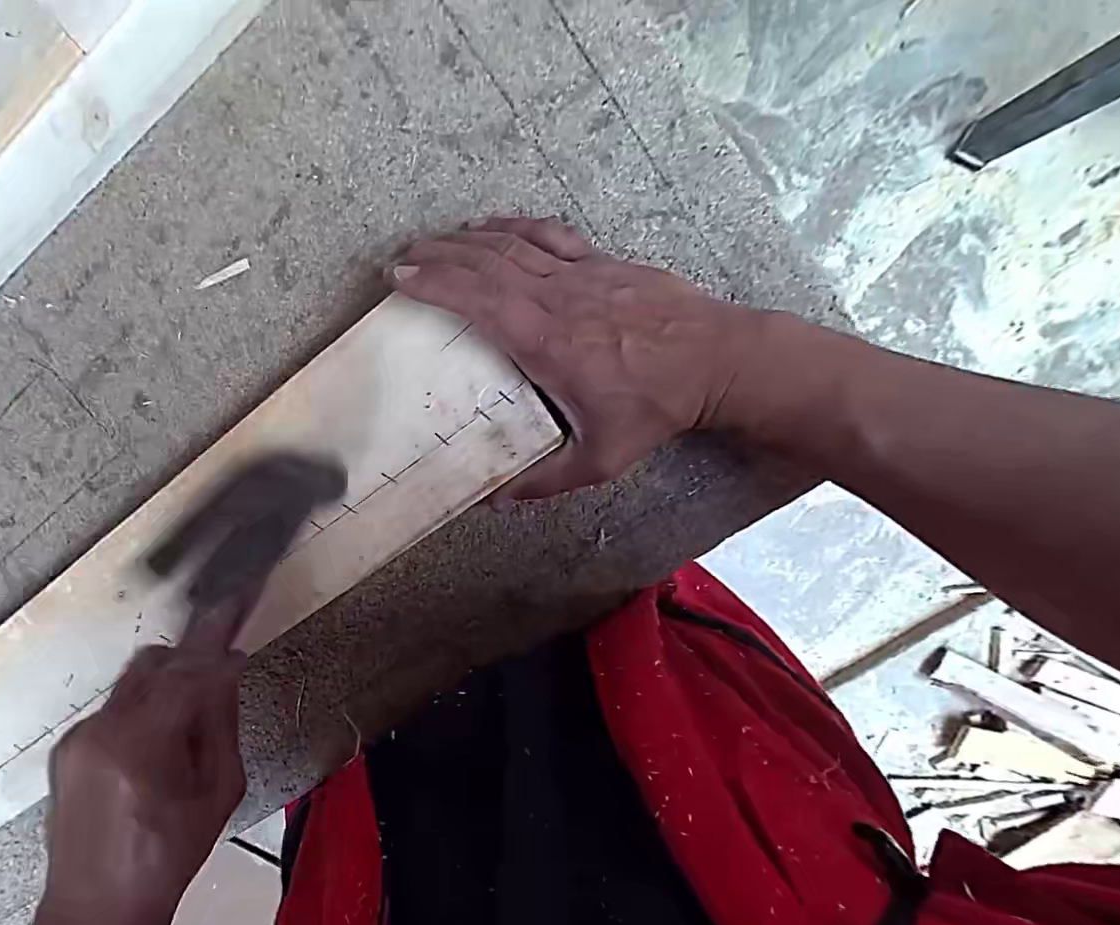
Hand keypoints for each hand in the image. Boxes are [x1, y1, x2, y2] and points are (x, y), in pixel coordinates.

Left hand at [42, 612, 247, 917]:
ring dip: (168, 682)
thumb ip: (221, 721)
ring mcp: (78, 737)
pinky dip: (145, 707)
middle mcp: (102, 730)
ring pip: (134, 681)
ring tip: (190, 721)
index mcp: (145, 745)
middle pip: (154, 661)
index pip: (189, 669)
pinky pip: (116, 706)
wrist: (96, 910)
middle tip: (222, 670)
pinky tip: (157, 745)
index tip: (240, 600)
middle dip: (192, 656)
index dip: (218, 632)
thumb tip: (227, 670)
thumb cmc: (169, 856)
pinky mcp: (67, 748)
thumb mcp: (220, 790)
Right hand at [388, 217, 769, 499]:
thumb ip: (545, 481)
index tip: (402, 277)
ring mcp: (580, 274)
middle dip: (438, 256)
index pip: (477, 300)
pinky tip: (492, 225)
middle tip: (404, 258)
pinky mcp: (602, 263)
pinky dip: (514, 227)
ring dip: (467, 239)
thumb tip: (497, 503)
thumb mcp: (600, 459)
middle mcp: (556, 299)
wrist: (717, 361)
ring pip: (511, 244)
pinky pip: (548, 235)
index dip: (434, 283)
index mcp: (546, 342)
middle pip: (485, 264)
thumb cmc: (657, 408)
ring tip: (435, 241)